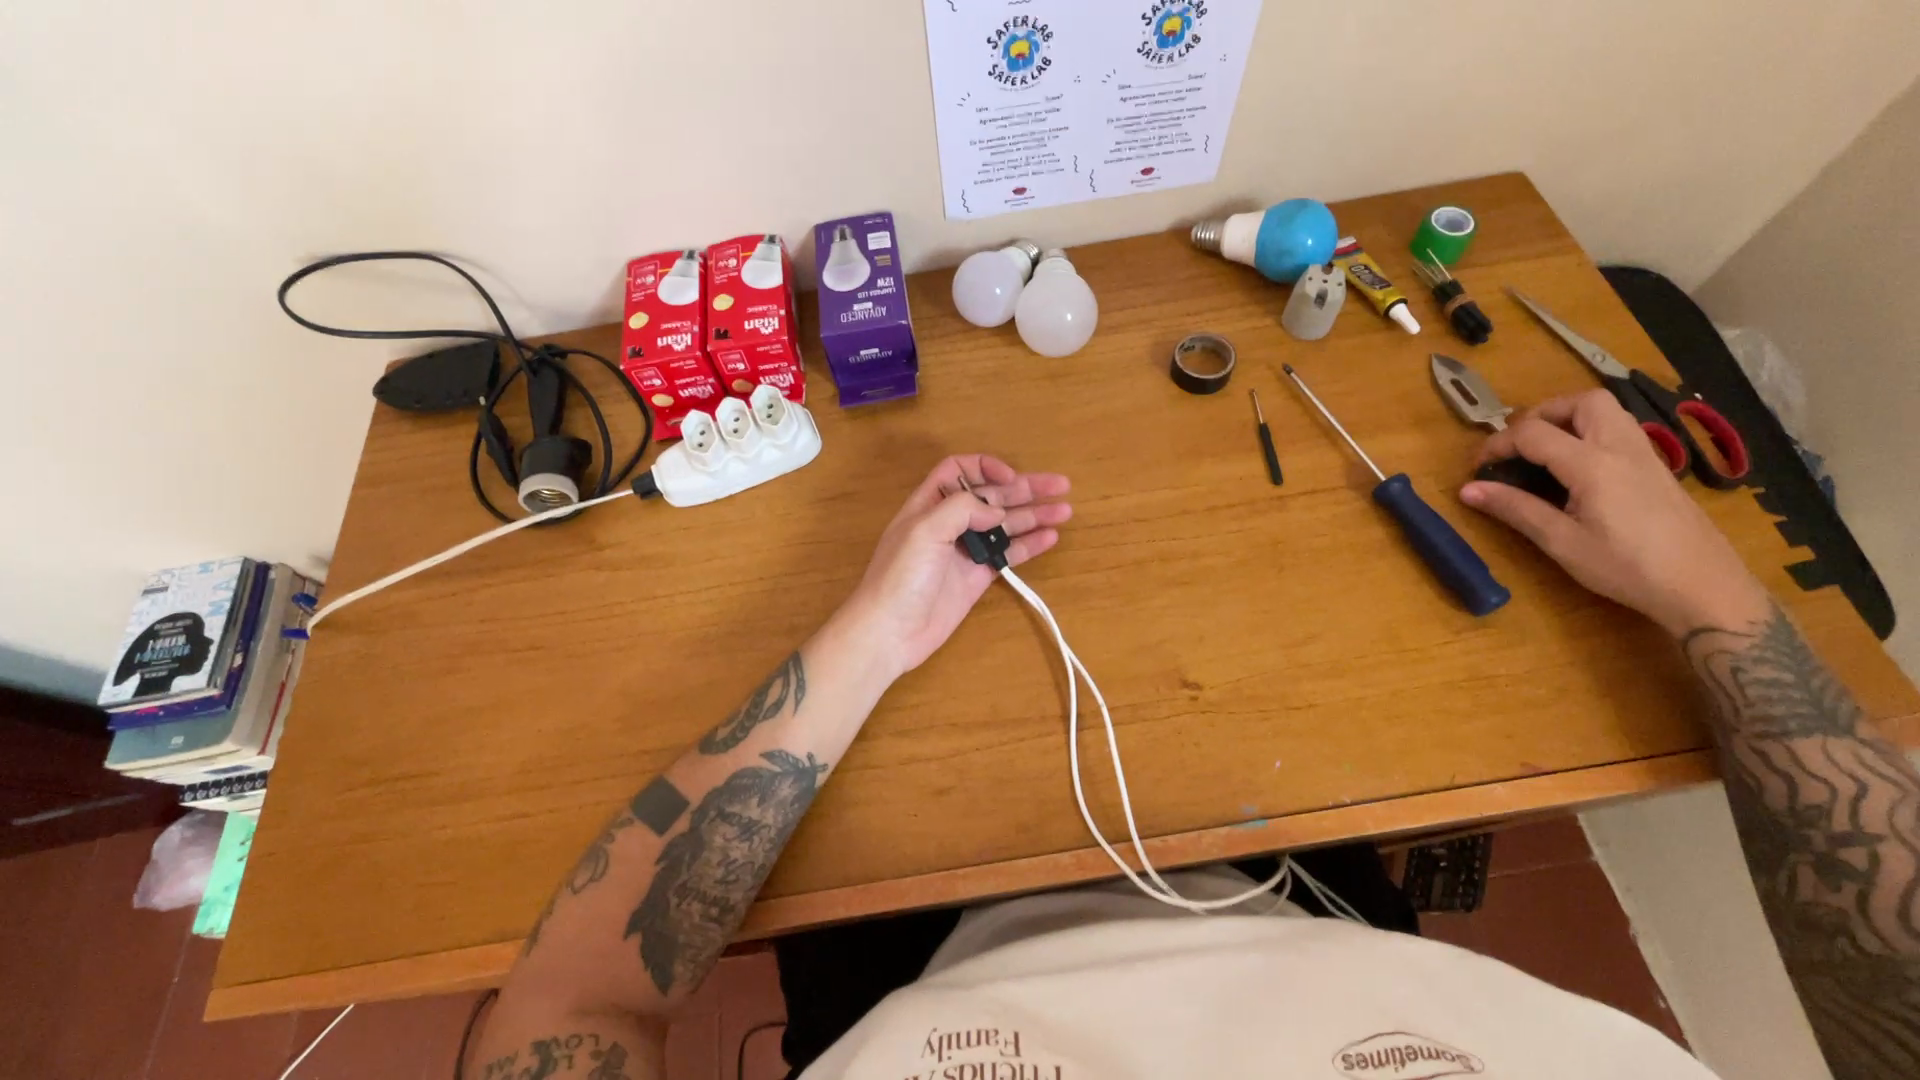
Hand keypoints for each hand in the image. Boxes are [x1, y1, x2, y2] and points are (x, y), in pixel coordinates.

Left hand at [833, 455, 1071, 679]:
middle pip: (992, 496)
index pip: (959, 471)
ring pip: (1005, 525)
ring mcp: (964, 551)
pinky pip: (1007, 554)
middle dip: (1025, 489)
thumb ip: (961, 510)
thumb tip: (995, 510)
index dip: (986, 468)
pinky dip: (1029, 544)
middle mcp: (949, 523)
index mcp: (930, 504)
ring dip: (1034, 514)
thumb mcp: (924, 531)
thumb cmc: (900, 577)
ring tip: (1065, 510)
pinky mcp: (976, 577)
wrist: (890, 631)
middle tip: (1060, 485)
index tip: (1010, 479)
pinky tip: (1051, 537)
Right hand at [1460, 389, 1768, 635]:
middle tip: (1518, 444)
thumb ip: (1515, 509)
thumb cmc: (1626, 568)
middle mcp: (1621, 447)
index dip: (1497, 444)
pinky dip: (1590, 432)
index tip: (1477, 469)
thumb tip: (1467, 490)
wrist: (1703, 586)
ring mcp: (1645, 455)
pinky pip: (1620, 430)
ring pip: (1607, 410)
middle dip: (1541, 413)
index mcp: (1592, 465)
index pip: (1533, 432)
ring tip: (1544, 451)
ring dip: (1568, 418)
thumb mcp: (1562, 542)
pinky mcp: (1657, 467)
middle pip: (1581, 401)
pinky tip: (1577, 468)